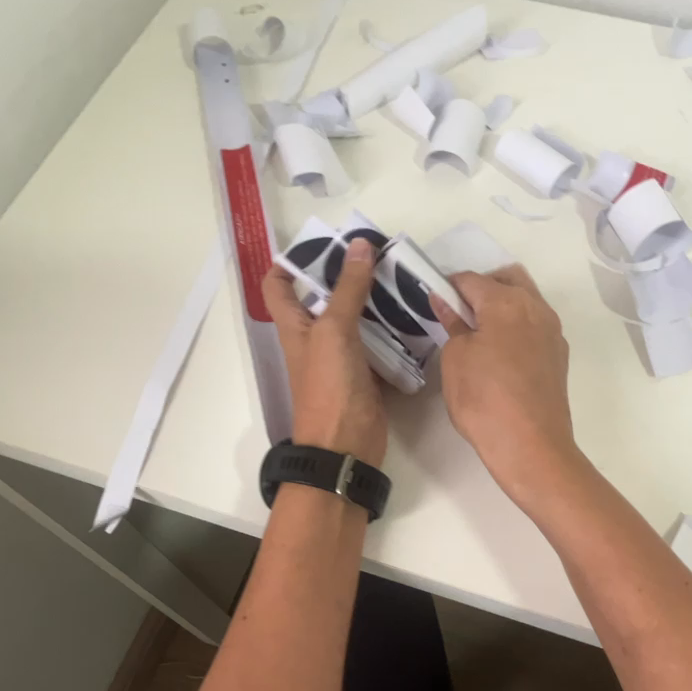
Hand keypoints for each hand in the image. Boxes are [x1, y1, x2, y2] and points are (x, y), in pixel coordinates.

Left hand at [262, 238, 387, 465]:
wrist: (345, 447)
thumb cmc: (329, 387)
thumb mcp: (334, 331)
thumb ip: (348, 290)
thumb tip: (360, 245)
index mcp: (295, 326)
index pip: (278, 285)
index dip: (289, 262)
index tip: (320, 243)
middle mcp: (315, 338)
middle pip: (325, 297)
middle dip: (346, 273)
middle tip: (376, 251)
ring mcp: (342, 357)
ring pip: (356, 318)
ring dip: (374, 299)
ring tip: (400, 276)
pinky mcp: (367, 374)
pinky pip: (379, 344)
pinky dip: (393, 329)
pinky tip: (413, 313)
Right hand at [431, 267, 582, 504]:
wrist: (530, 446)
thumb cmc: (483, 399)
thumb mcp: (455, 359)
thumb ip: (452, 324)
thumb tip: (446, 303)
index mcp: (506, 301)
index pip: (471, 279)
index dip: (449, 286)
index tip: (434, 299)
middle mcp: (535, 307)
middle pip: (507, 278)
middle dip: (482, 286)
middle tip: (459, 310)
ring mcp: (552, 331)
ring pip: (526, 300)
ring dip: (503, 304)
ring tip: (479, 330)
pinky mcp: (558, 354)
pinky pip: (535, 324)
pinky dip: (517, 324)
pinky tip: (501, 349)